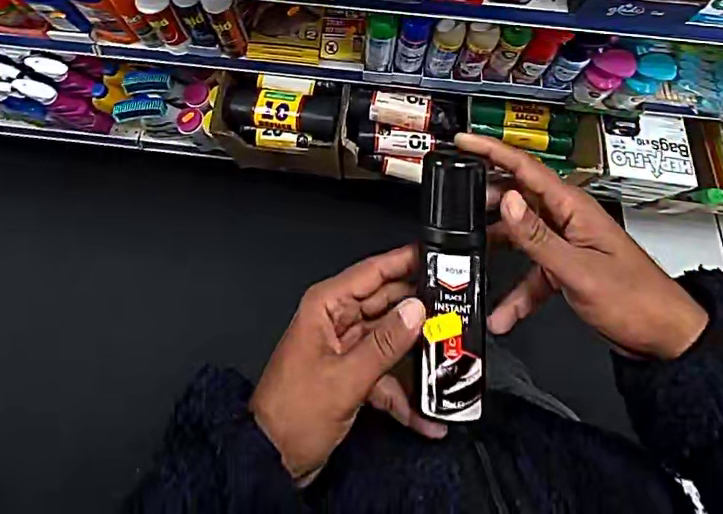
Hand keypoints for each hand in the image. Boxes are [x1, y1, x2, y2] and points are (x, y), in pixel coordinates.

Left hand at [250, 245, 437, 485]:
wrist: (267, 465)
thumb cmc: (290, 416)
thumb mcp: (344, 379)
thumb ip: (384, 343)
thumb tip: (416, 310)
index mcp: (328, 306)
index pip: (374, 271)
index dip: (406, 261)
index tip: (438, 258)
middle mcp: (338, 320)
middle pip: (389, 303)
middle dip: (421, 310)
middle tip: (455, 308)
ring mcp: (347, 347)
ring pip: (392, 337)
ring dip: (417, 354)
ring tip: (449, 356)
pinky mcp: (353, 374)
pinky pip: (386, 372)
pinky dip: (404, 391)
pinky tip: (425, 412)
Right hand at [457, 133, 708, 360]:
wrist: (664, 337)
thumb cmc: (636, 300)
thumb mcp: (579, 269)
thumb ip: (538, 236)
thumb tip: (508, 200)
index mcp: (573, 207)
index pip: (526, 168)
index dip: (492, 151)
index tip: (464, 140)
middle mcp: (568, 218)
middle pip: (519, 197)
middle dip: (485, 199)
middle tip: (454, 199)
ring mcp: (567, 242)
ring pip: (522, 235)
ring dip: (496, 248)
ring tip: (467, 253)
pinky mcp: (567, 267)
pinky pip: (533, 271)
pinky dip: (517, 292)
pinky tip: (504, 313)